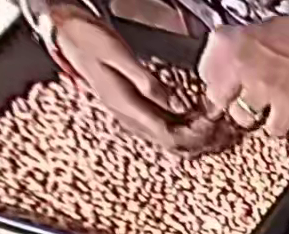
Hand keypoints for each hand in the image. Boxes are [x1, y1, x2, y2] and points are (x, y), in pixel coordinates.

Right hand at [49, 7, 230, 153]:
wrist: (66, 32)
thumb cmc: (89, 38)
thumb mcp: (116, 54)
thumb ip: (147, 82)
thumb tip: (177, 106)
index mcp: (127, 108)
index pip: (170, 138)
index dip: (195, 136)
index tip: (212, 122)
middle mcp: (134, 121)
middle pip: (178, 146)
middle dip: (203, 141)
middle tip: (222, 127)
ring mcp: (138, 119)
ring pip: (177, 142)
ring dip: (200, 138)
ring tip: (218, 126)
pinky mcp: (143, 114)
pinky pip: (172, 130)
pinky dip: (191, 129)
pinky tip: (203, 119)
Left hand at [199, 9, 288, 137]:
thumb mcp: (248, 34)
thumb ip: (231, 55)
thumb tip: (225, 79)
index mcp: (225, 42)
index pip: (205, 74)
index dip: (216, 85)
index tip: (224, 91)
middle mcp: (239, 64)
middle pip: (219, 100)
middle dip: (230, 104)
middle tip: (243, 104)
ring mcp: (263, 88)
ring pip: (244, 117)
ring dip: (253, 116)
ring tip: (265, 109)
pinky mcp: (287, 108)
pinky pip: (273, 129)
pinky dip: (277, 126)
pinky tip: (282, 117)